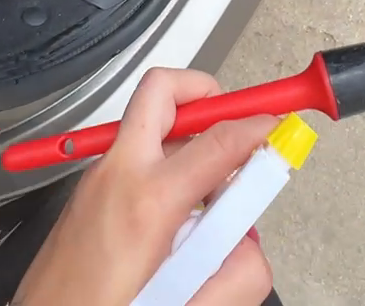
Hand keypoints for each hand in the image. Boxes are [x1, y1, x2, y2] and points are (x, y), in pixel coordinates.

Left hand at [15, 68, 277, 305]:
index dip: (256, 129)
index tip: (277, 128)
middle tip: (235, 121)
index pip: (217, 142)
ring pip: (149, 122)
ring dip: (186, 136)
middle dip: (205, 92)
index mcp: (145, 202)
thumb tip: (252, 244)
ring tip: (209, 192)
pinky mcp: (88, 191)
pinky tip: (176, 218)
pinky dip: (165, 165)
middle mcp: (117, 174)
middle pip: (162, 89)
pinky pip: (136, 155)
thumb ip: (237, 275)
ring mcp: (97, 177)